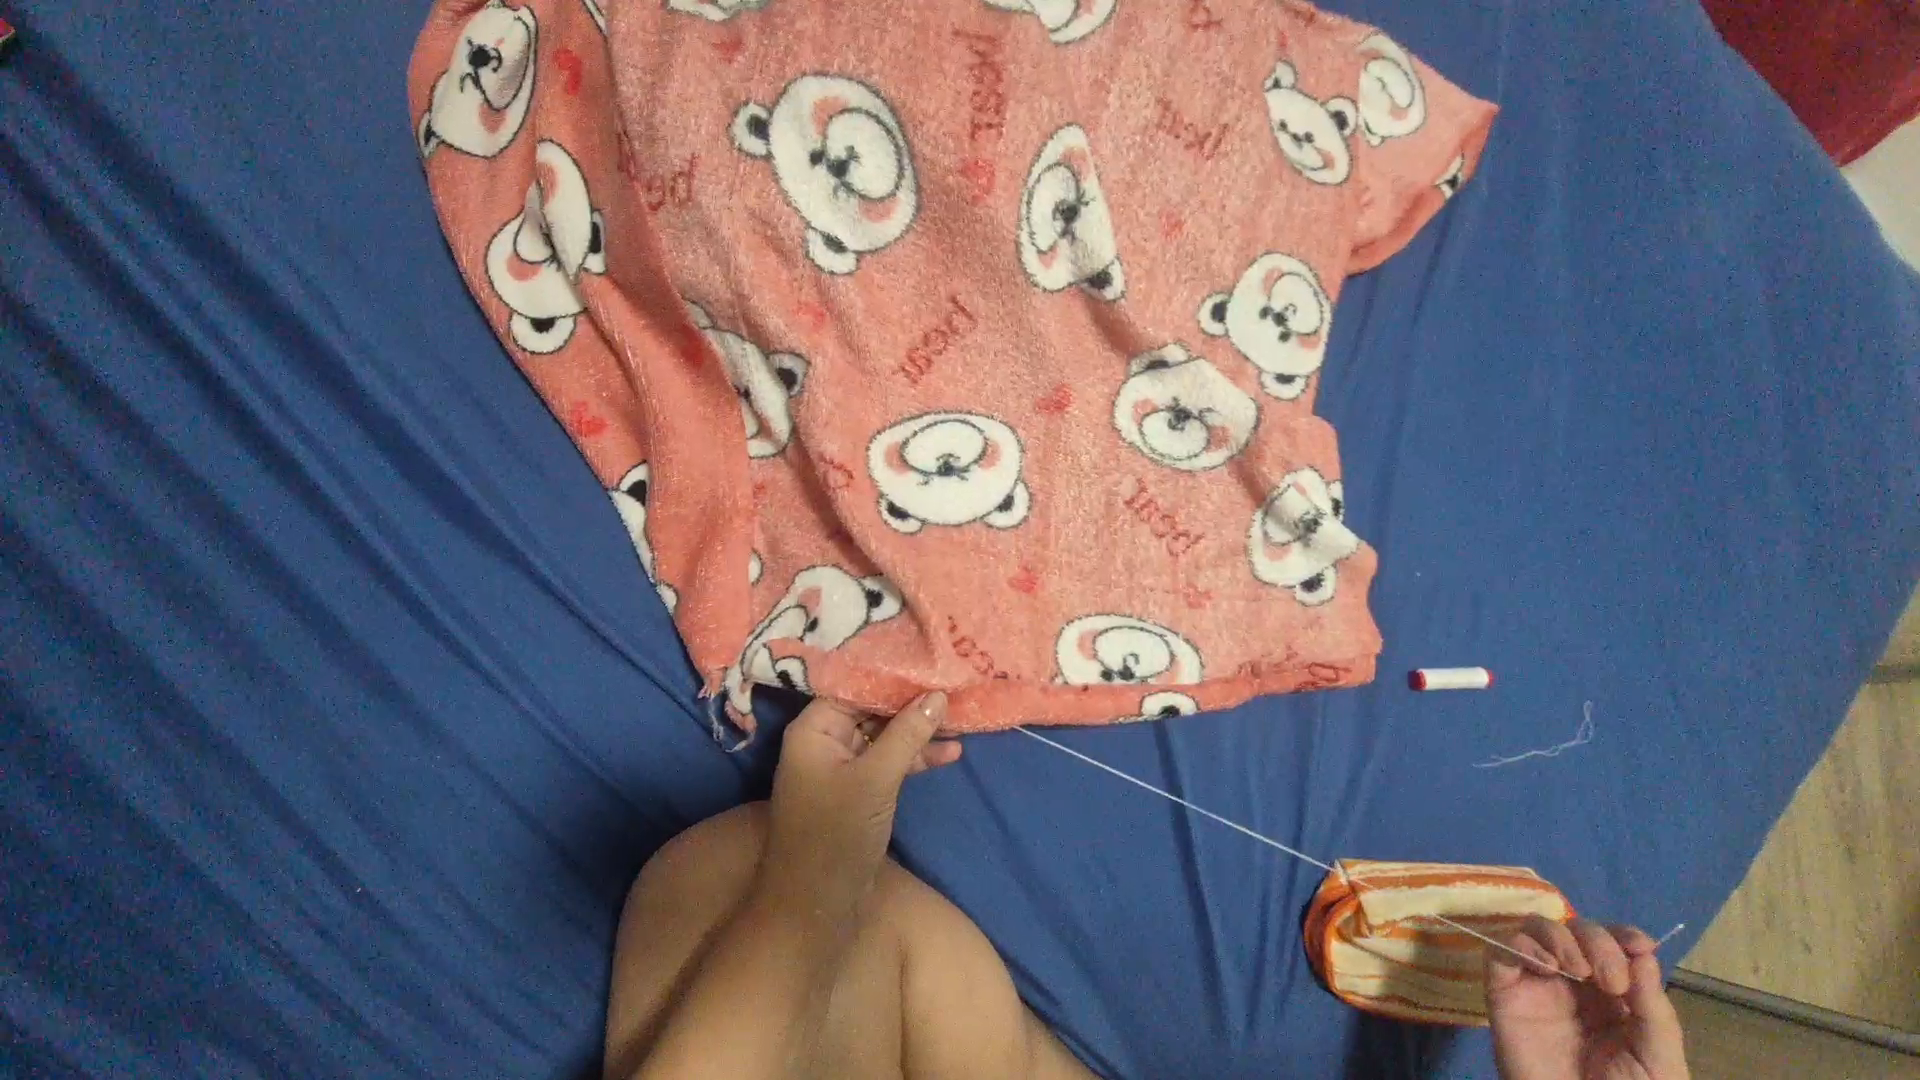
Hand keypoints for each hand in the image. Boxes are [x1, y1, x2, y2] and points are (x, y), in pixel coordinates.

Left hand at [758, 693, 960, 927]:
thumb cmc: (837, 834)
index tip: (930, 661)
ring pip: (884, 735)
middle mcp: (825, 740)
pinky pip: (888, 761)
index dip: (892, 673)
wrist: (817, 906)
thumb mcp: (876, 778)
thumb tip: (938, 695)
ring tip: (961, 721)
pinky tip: (950, 753)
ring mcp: (842, 766)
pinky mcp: (858, 790)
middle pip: (871, 708)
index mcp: (814, 729)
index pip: (854, 685)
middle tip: (953, 686)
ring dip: (919, 731)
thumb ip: (907, 734)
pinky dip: (915, 757)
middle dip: (911, 702)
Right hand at [1486, 917, 1688, 1079]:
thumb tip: (1644, 953)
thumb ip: (1654, 1011)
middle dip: (1597, 942)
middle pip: (1577, 929)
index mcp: (1614, 994)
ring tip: (1575, 968)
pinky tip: (1544, 967)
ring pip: (1536, 927)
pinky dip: (1522, 945)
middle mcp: (1574, 980)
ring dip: (1559, 937)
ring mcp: (1535, 981)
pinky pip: (1500, 948)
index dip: (1623, 934)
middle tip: (1609, 980)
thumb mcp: (1658, 1061)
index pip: (1614, 945)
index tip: (1638, 944)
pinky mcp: (1502, 987)